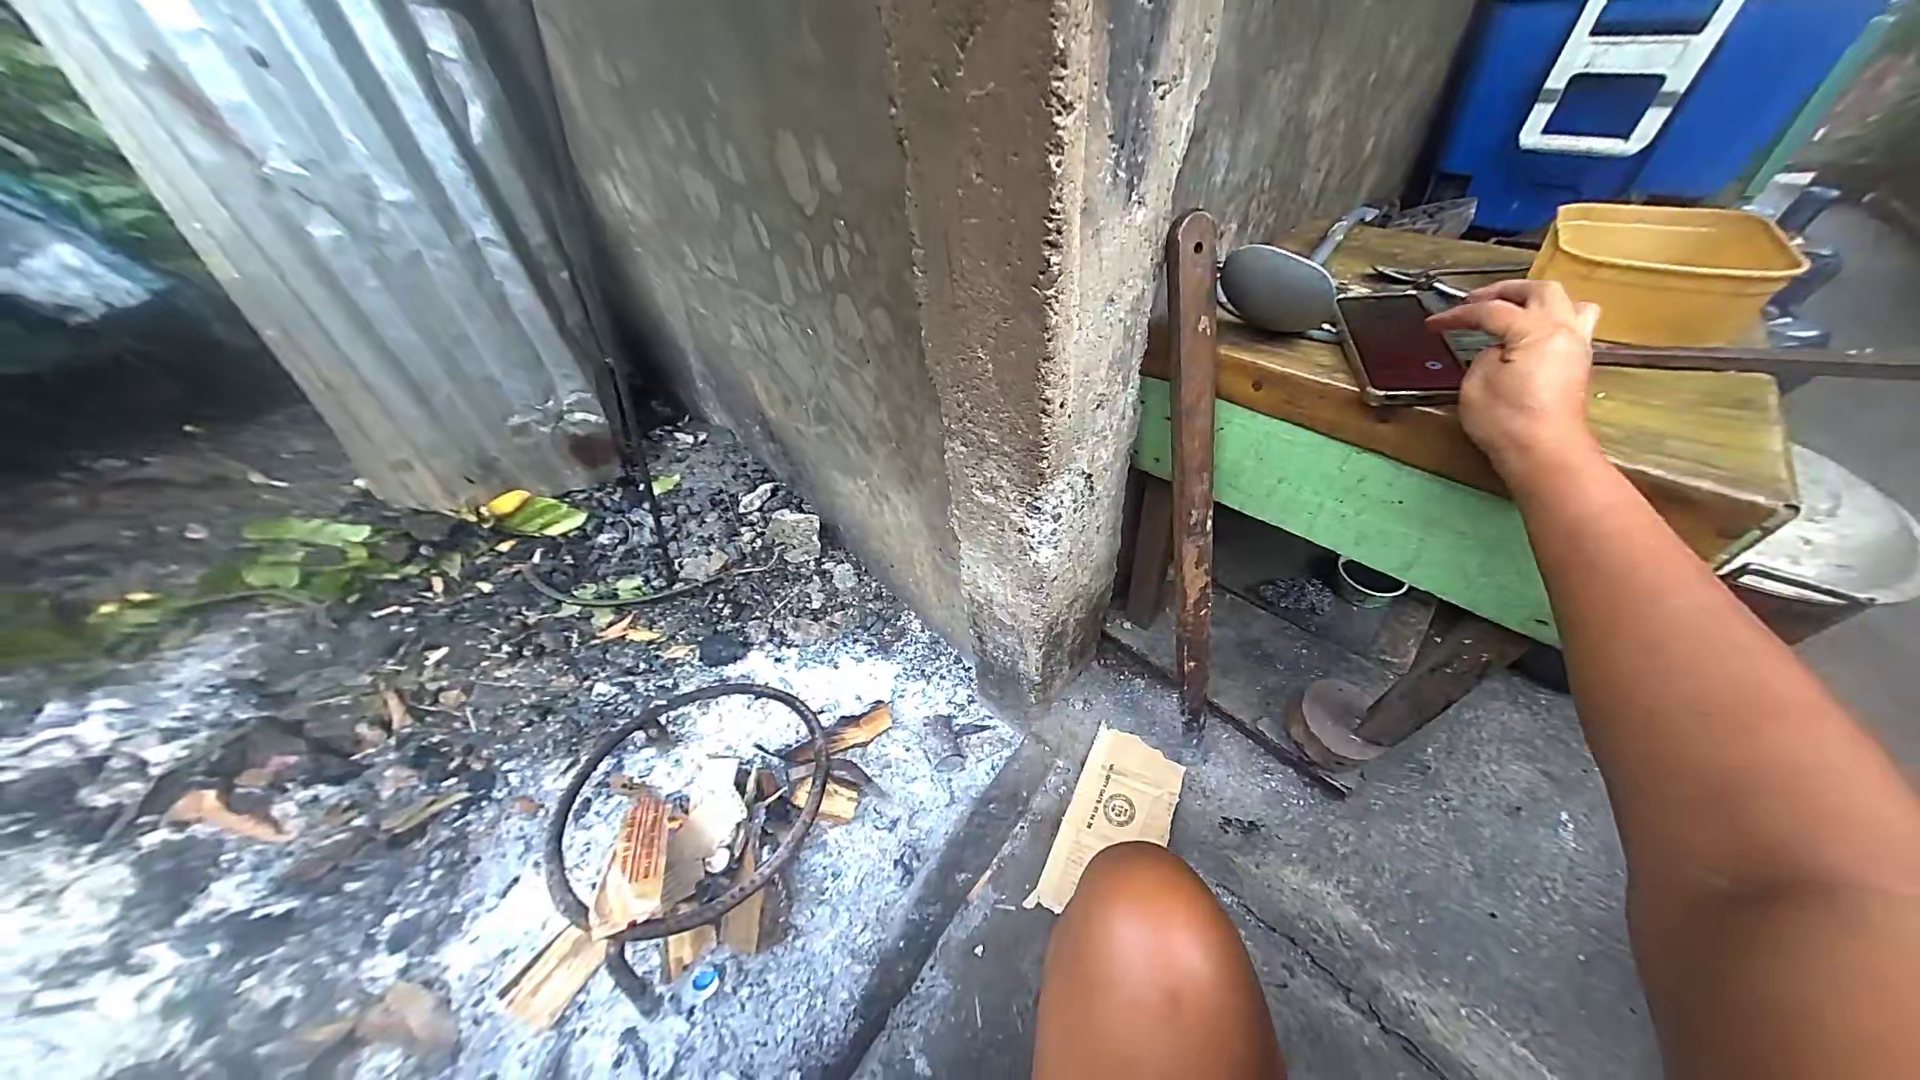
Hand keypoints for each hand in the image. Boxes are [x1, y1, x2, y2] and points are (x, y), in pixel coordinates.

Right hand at [1425, 280, 1603, 480]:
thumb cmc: (1505, 420)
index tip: (1434, 322)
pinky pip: (1572, 323)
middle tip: (1474, 300)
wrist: (1542, 450)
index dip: (1458, 315)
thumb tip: (1497, 350)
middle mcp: (1565, 330)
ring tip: (1512, 309)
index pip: (1492, 311)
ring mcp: (1578, 345)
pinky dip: (1549, 318)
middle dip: (1504, 290)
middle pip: (1540, 291)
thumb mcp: (1476, 383)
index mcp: (1537, 331)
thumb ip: (1485, 355)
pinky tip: (1529, 333)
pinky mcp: (1578, 362)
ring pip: (1568, 302)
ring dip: (1537, 299)